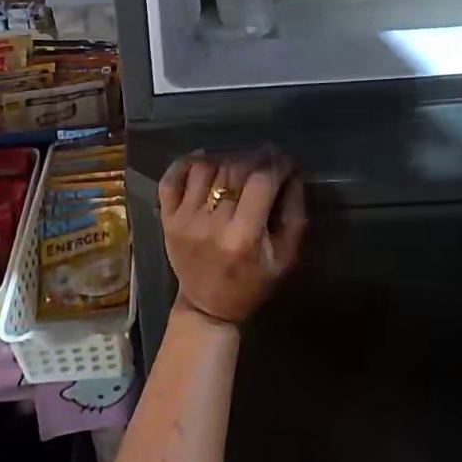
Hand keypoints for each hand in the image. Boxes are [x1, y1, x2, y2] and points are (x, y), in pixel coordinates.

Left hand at [157, 151, 307, 324]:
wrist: (207, 306)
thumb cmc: (251, 283)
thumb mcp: (285, 258)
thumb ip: (293, 215)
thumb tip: (292, 175)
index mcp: (243, 237)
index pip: (260, 183)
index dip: (276, 164)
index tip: (286, 159)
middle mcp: (211, 223)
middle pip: (233, 171)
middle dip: (254, 157)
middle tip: (266, 156)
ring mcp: (184, 218)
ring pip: (204, 169)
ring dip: (225, 158)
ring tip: (239, 162)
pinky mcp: (167, 218)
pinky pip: (171, 180)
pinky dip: (184, 163)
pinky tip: (203, 159)